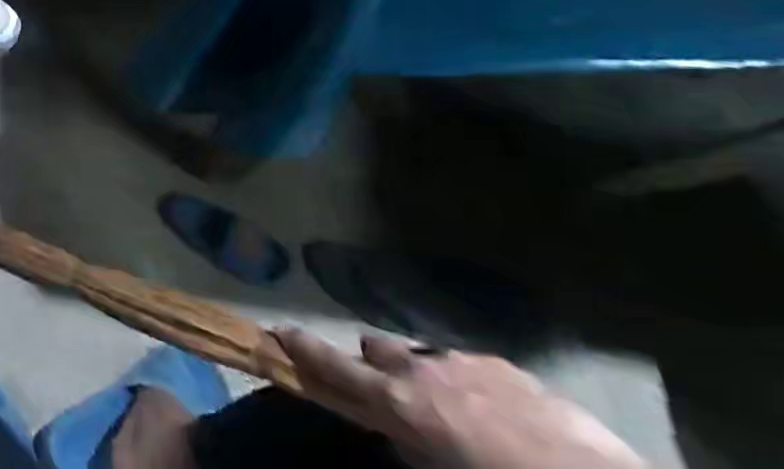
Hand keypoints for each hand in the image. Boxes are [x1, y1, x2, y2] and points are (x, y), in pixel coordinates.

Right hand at [274, 329, 648, 468]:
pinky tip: (496, 411)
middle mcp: (421, 370)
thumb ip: (407, 450)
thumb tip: (397, 439)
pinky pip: (467, 364)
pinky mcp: (505, 365)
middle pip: (375, 348)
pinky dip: (466, 381)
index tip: (278, 333)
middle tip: (390, 393)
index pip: (333, 366)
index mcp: (400, 403)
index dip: (301, 348)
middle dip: (375, 364)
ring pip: (422, 354)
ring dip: (422, 373)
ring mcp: (463, 362)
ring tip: (451, 406)